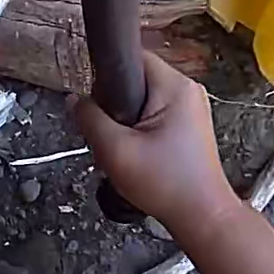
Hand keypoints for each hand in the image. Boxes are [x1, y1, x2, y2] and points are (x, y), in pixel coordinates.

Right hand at [70, 51, 238, 242]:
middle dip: (112, 105)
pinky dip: (135, 129)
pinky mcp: (186, 124)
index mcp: (174, 86)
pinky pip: (150, 114)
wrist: (200, 215)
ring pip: (139, 99)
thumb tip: (72, 99)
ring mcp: (189, 107)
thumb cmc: (162, 182)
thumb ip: (89, 119)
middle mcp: (186, 89)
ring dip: (122, 120)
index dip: (106, 78)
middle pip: (133, 80)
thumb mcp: (114, 150)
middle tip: (107, 135)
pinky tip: (133, 152)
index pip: (131, 58)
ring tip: (121, 147)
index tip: (95, 107)